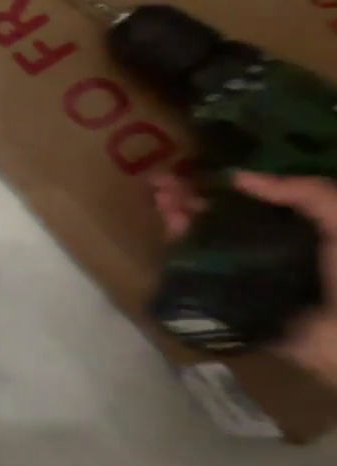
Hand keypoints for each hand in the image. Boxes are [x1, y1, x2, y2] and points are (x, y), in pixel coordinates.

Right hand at [150, 170, 336, 385]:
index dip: (222, 186)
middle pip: (218, 219)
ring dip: (179, 216)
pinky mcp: (220, 295)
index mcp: (296, 235)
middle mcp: (265, 251)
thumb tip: (239, 176)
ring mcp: (240, 274)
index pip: (251, 205)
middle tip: (162, 181)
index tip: (195, 171)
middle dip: (190, 199)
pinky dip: (178, 248)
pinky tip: (167, 229)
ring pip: (201, 240)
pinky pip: (194, 268)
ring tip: (160, 198)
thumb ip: (305, 193)